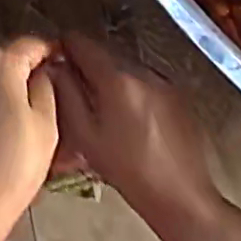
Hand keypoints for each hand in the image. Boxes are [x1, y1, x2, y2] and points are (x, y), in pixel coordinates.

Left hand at [0, 36, 58, 240]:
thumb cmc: (12, 161)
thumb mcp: (46, 125)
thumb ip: (47, 87)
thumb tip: (44, 71)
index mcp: (1, 59)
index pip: (32, 43)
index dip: (51, 50)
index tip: (64, 58)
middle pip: (9, 53)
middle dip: (27, 65)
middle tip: (49, 86)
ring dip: (8, 79)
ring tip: (28, 105)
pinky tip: (4, 114)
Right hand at [51, 31, 240, 240]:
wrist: (185, 200)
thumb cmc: (131, 172)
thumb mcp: (85, 135)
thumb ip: (65, 92)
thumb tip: (55, 66)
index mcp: (116, 78)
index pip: (79, 40)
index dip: (64, 50)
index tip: (59, 65)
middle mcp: (141, 71)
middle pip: (101, 51)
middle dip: (86, 66)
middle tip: (80, 94)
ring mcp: (162, 81)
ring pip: (122, 64)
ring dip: (109, 76)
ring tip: (106, 110)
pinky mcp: (177, 95)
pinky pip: (142, 78)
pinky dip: (130, 88)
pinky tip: (131, 118)